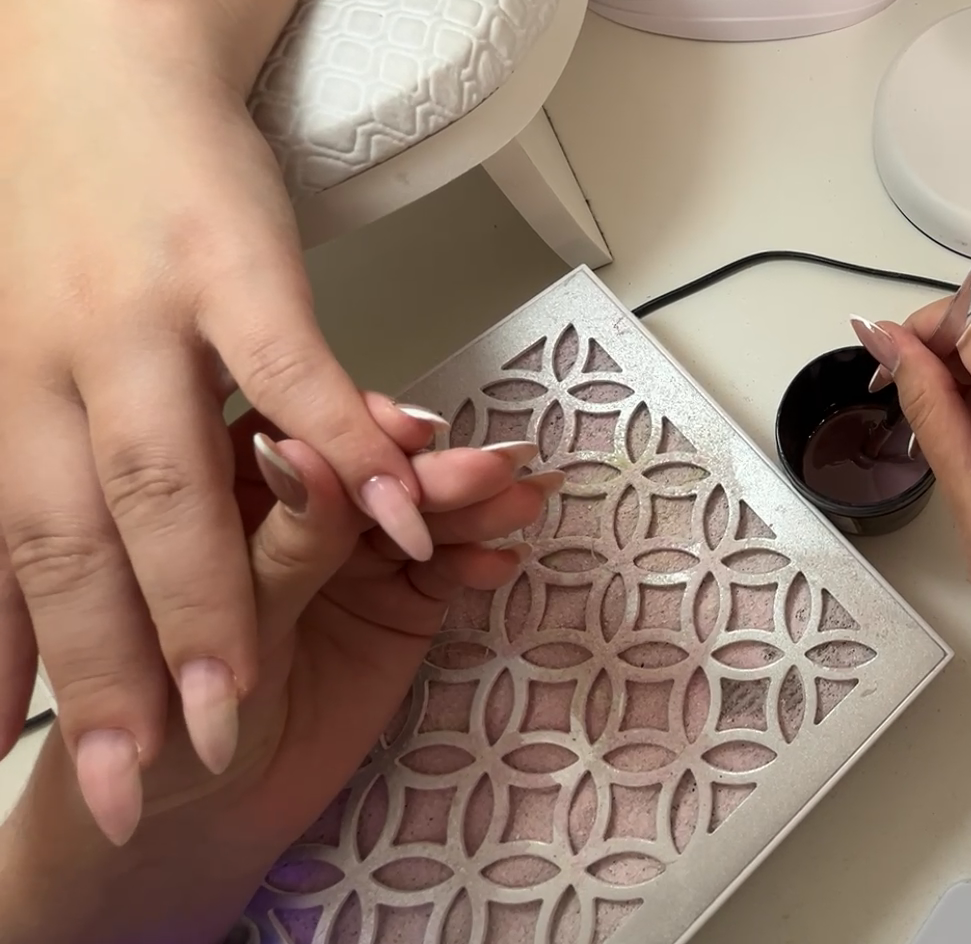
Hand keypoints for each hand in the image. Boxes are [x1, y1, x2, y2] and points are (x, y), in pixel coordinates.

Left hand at [0, 0, 419, 843]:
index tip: (40, 768)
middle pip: (78, 552)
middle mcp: (41, 372)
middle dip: (114, 678)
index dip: (16, 672)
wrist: (81, 37)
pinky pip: (297, 383)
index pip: (3, 561)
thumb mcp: (32, 317)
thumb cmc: (62, 181)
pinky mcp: (237, 273)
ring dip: (212, 604)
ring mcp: (143, 322)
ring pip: (170, 490)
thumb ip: (82, 427)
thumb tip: (154, 523)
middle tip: (149, 783)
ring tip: (243, 702)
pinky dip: (349, 457)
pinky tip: (402, 521)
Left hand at [0, 408, 555, 942]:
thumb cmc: (164, 725)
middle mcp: (305, 520)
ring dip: (479, 510)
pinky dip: (478, 563)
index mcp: (227, 507)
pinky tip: (500, 565)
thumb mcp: (219, 633)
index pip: (298, 443)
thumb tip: (308, 454)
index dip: (358, 430)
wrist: (207, 822)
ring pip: (428, 518)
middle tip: (495, 470)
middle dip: (439, 473)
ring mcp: (362, 560)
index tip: (412, 433)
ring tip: (524, 506)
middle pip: (381, 478)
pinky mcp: (407, 600)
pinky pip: (449, 570)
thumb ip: (275, 549)